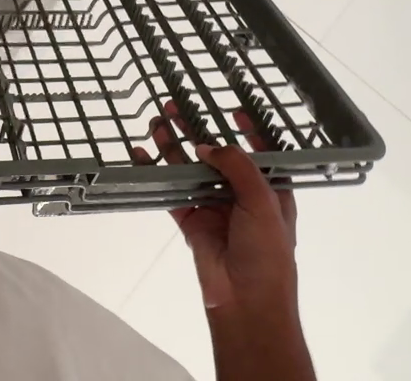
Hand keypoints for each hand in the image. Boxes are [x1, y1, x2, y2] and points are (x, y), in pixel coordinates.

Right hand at [135, 106, 312, 380]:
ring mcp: (213, 207)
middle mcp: (240, 195)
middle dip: (198, 130)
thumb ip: (237, 167)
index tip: (233, 109)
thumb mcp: (262, 203)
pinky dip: (155, 172)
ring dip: (173, 145)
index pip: (259, 153)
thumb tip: (207, 147)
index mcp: (269, 191)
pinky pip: (170, 190)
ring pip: (190, 168)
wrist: (245, 303)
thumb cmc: (266, 252)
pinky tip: (141, 155)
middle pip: (217, 155)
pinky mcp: (190, 220)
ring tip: (156, 121)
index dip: (249, 131)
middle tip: (176, 106)